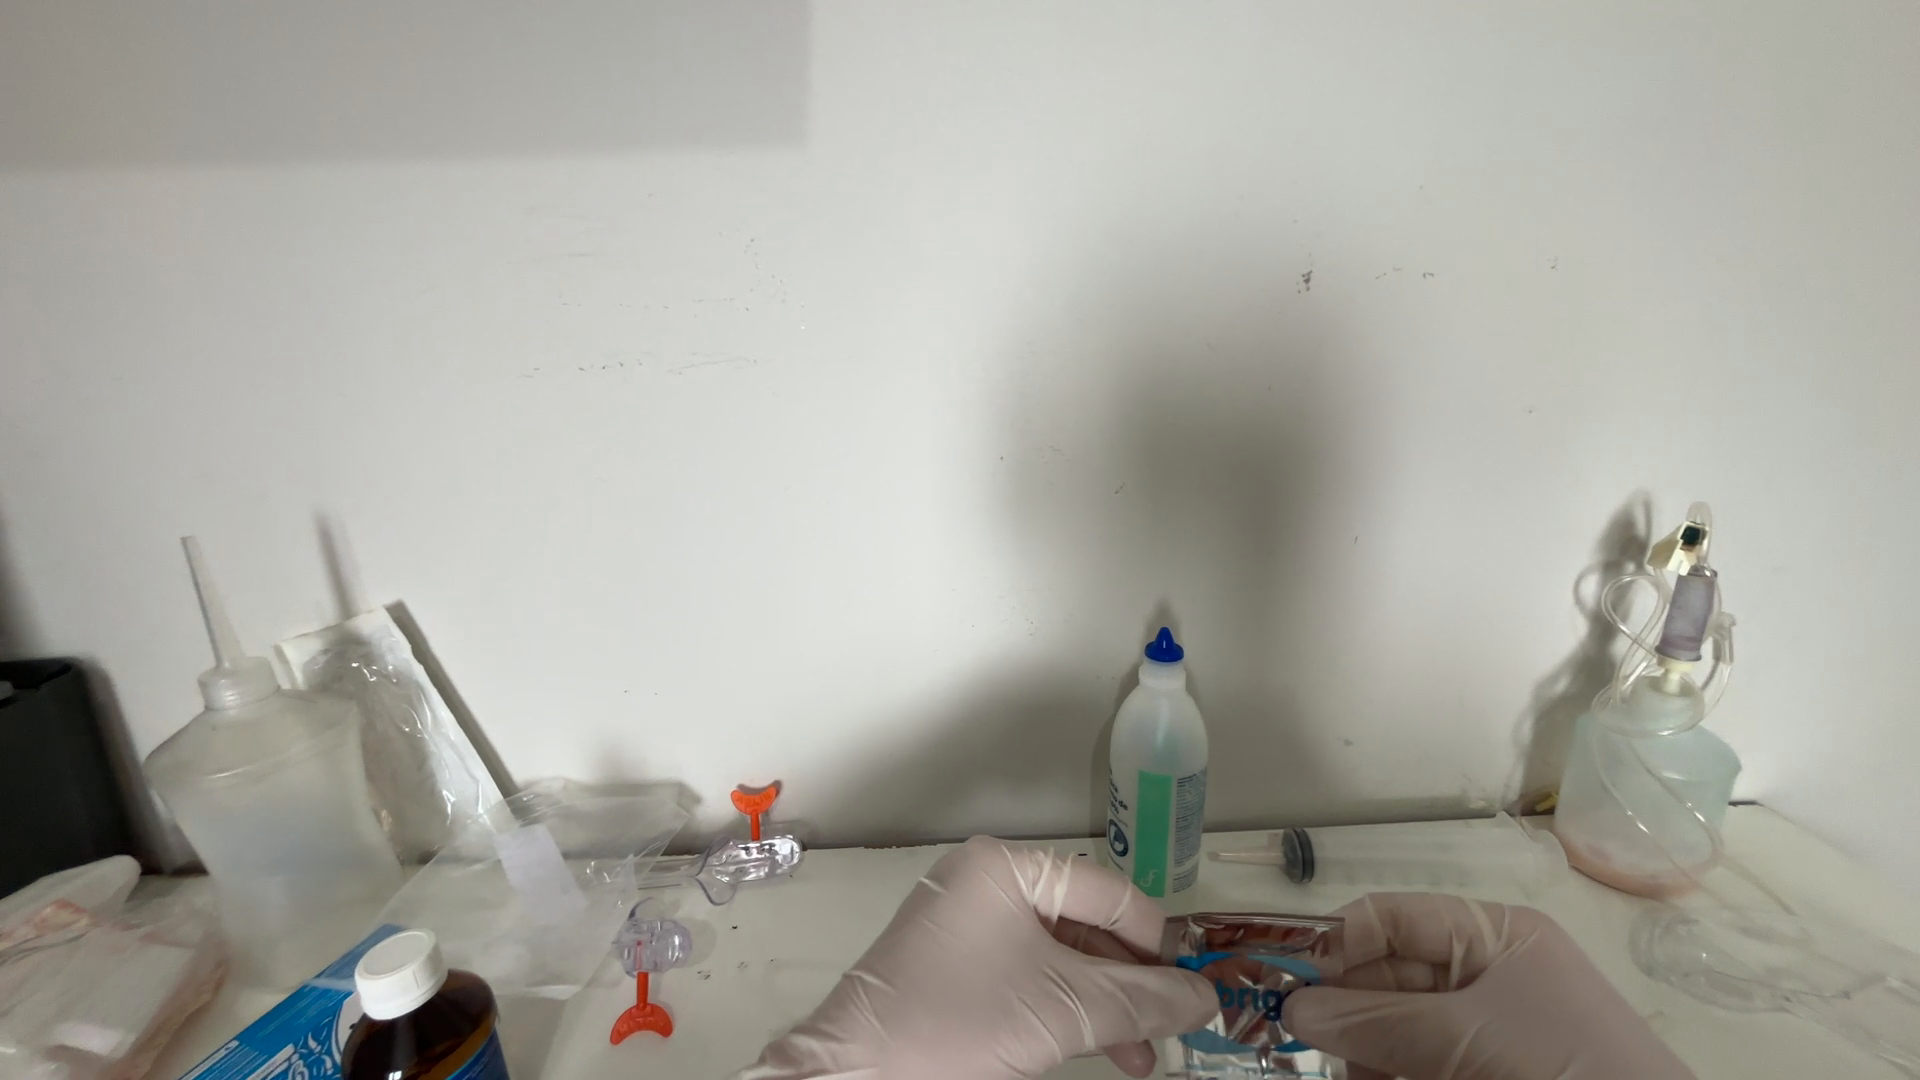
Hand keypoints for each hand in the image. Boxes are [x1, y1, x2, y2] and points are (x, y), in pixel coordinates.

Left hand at [739, 836, 1217, 1078]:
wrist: (860, 1076)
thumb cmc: (964, 1019)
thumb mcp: (1064, 1007)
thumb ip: (1142, 999)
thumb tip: (1207, 996)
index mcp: (1006, 865)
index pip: (1103, 890)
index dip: (1155, 939)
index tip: (1193, 985)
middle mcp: (987, 882)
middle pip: (1082, 924)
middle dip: (1129, 981)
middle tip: (1172, 1026)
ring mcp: (969, 925)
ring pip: (1058, 957)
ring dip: (1102, 1004)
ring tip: (1141, 1056)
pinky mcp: (958, 966)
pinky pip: (1028, 975)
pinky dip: (1064, 1009)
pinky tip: (1099, 1047)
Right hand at [1282, 893, 1694, 1079]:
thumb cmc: (1572, 1077)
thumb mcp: (1470, 1043)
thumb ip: (1377, 1023)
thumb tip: (1290, 1011)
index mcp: (1492, 938)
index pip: (1390, 918)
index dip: (1334, 941)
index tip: (1285, 975)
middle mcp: (1483, 976)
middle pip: (1384, 975)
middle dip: (1341, 1005)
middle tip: (1292, 1033)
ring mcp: (1484, 1034)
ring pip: (1391, 1026)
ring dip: (1358, 1048)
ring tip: (1339, 1070)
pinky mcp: (1479, 1075)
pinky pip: (1412, 1063)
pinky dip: (1381, 1073)